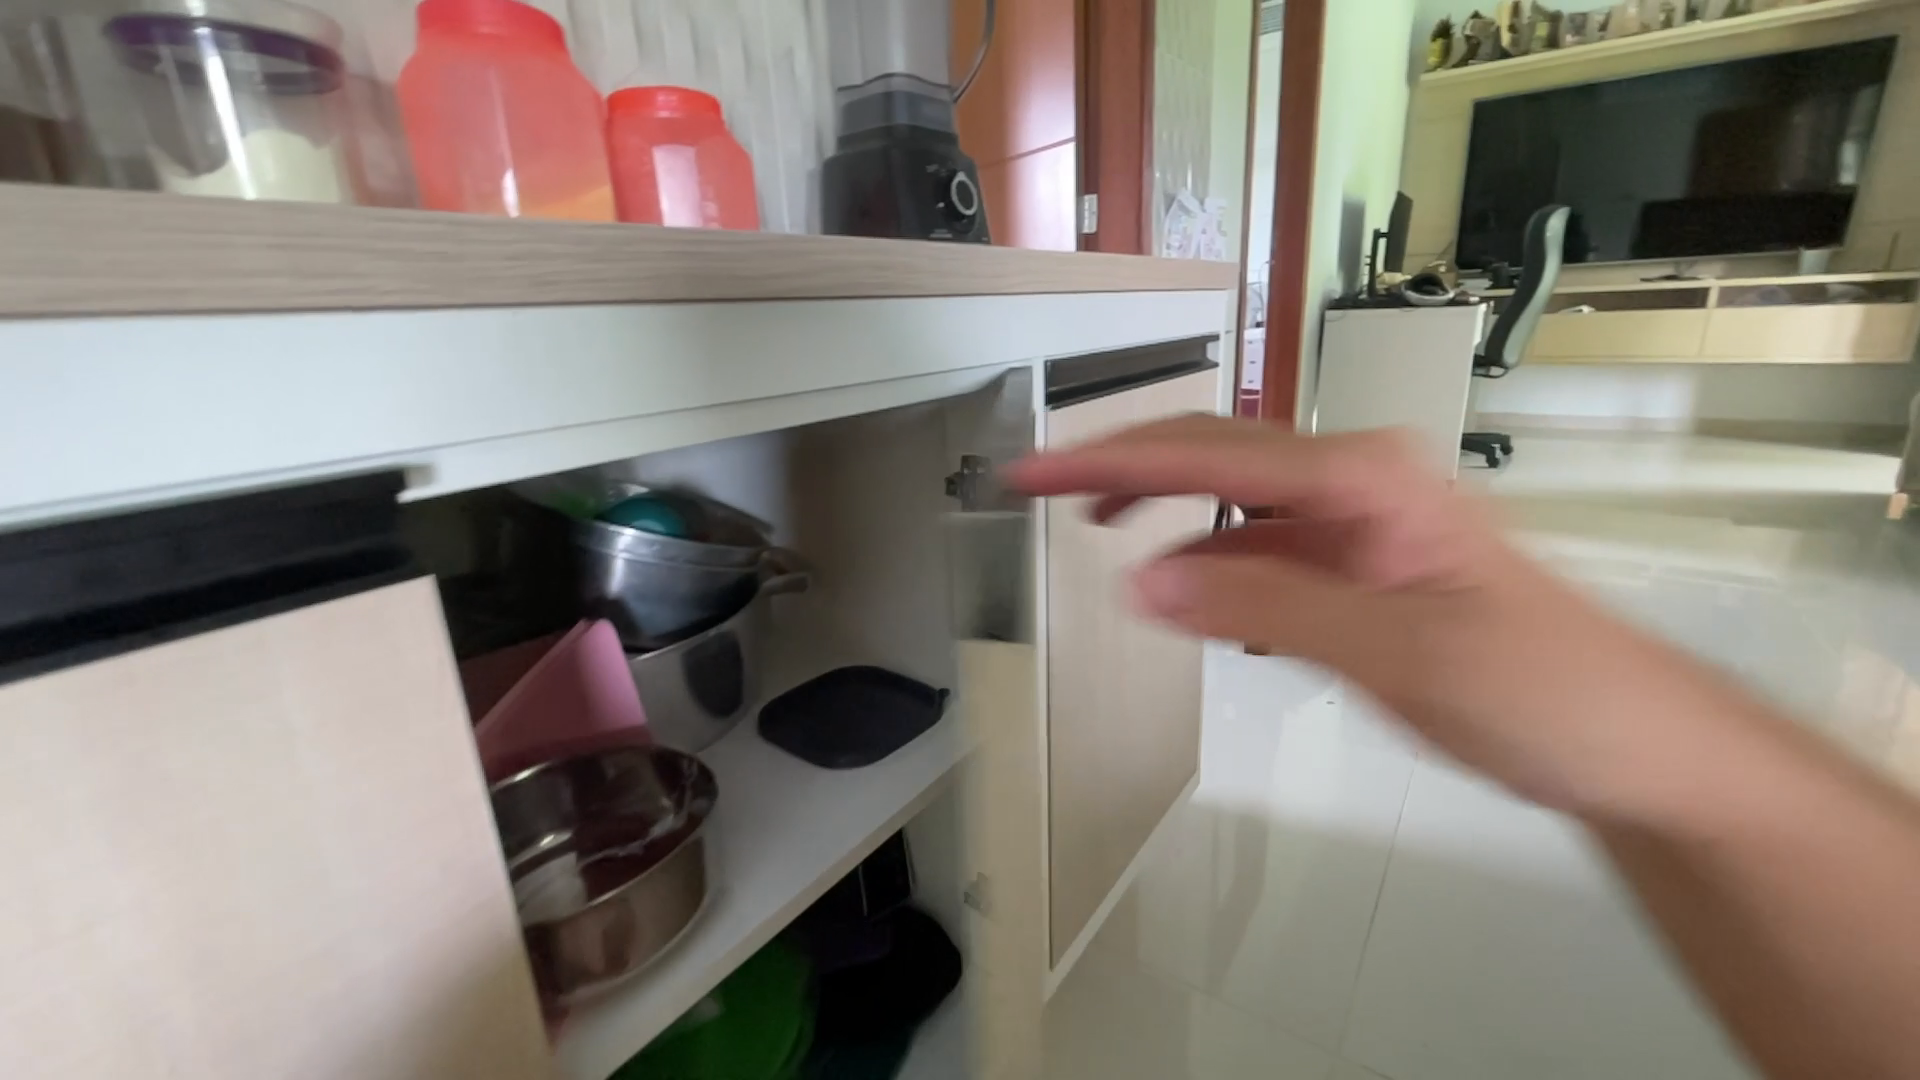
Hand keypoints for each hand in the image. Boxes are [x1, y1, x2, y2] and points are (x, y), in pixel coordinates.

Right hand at [1006, 415, 1768, 821]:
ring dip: (1153, 501)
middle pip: (1208, 453)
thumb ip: (1267, 609)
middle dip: (1115, 465)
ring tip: (1088, 519)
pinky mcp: (1350, 561)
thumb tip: (1143, 583)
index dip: (1108, 462)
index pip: (1207, 455)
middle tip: (1037, 482)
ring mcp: (1351, 520)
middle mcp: (1353, 481)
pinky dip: (1200, 553)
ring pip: (1225, 492)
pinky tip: (1173, 578)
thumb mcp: (1400, 653)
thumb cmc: (1544, 690)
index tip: (1033, 470)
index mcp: (1364, 480)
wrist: (1636, 743)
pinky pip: (1253, 542)